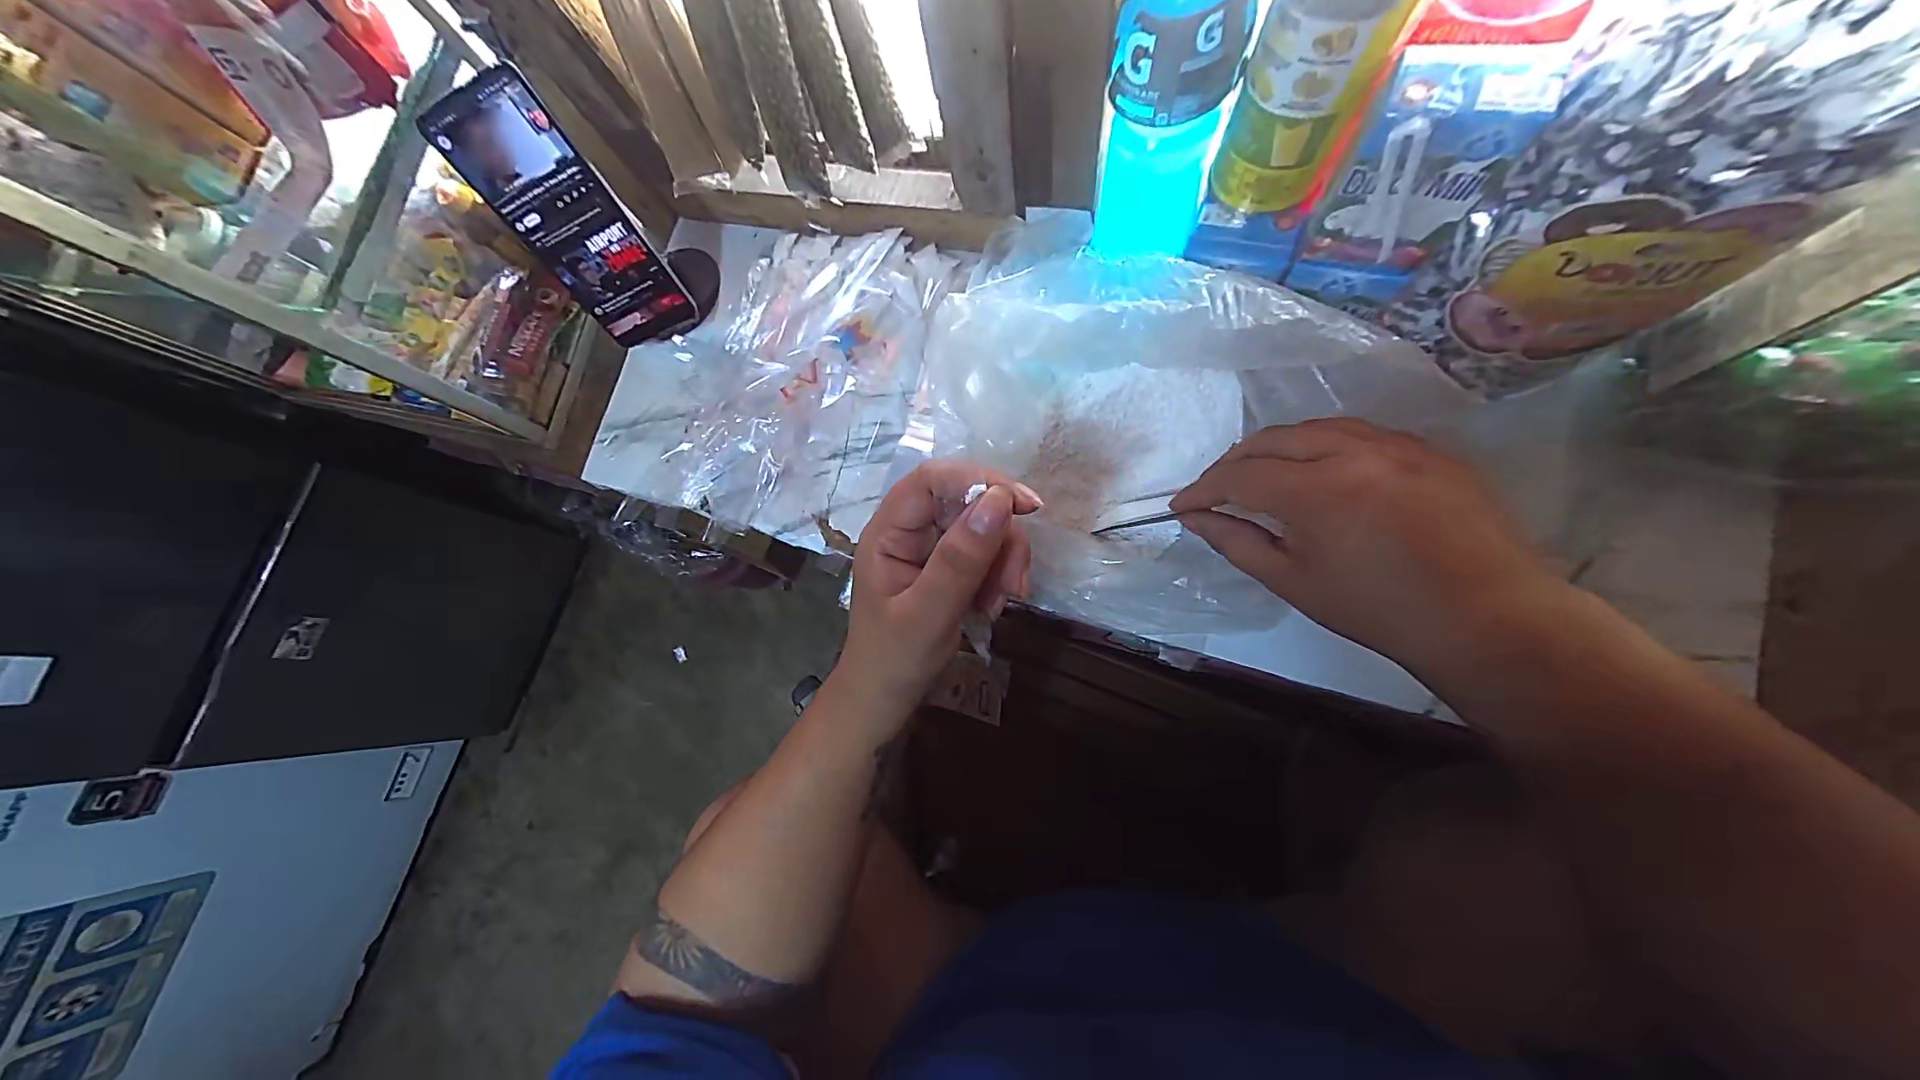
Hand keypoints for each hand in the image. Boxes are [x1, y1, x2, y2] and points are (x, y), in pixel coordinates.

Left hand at [833, 462, 1040, 720]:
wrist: (885, 698)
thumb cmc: (894, 659)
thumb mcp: (928, 613)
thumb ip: (960, 560)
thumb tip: (999, 503)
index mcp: (889, 531)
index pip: (933, 480)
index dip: (980, 481)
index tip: (1024, 506)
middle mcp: (910, 530)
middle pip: (967, 501)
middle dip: (999, 536)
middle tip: (1013, 582)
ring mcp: (931, 547)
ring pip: (984, 527)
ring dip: (1004, 561)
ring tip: (997, 604)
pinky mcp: (950, 565)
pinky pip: (987, 552)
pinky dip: (1000, 575)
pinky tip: (991, 607)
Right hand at [1171, 418, 1567, 669]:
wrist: (1487, 617)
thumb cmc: (1379, 610)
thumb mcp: (1294, 581)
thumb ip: (1237, 542)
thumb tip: (1196, 519)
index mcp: (1318, 490)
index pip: (1240, 475)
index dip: (1203, 489)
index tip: (1182, 507)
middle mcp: (1354, 451)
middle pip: (1272, 439)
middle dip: (1233, 462)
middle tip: (1214, 492)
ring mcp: (1396, 444)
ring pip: (1314, 427)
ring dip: (1275, 447)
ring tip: (1259, 475)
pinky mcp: (1427, 448)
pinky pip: (1357, 432)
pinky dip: (1321, 445)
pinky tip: (1318, 470)